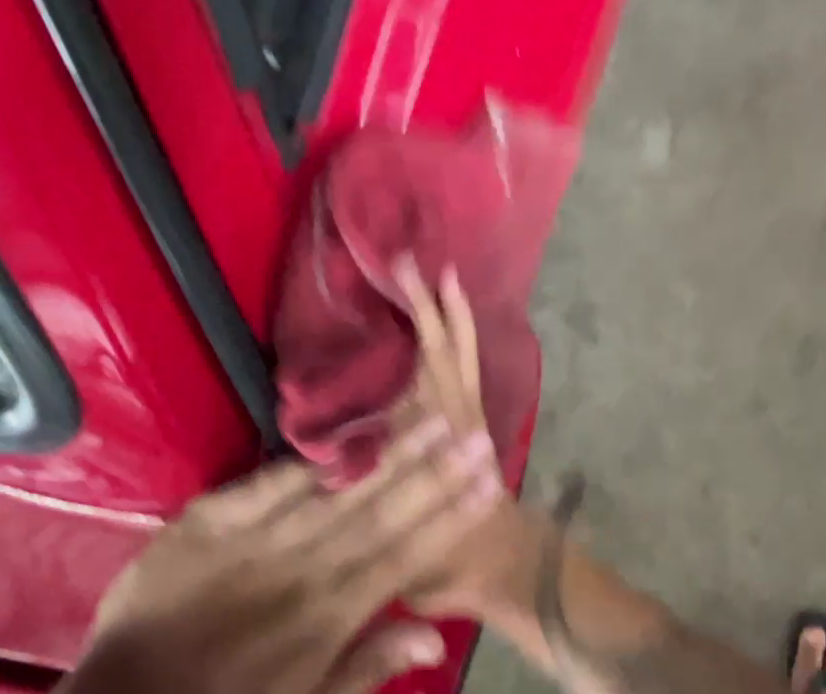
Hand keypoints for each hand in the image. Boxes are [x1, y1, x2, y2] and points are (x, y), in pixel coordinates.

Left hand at [63, 416, 500, 693]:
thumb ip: (367, 665)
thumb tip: (436, 638)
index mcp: (326, 616)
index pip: (403, 555)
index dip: (449, 516)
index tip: (489, 480)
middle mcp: (301, 570)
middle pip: (380, 513)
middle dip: (434, 473)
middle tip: (477, 433)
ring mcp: (255, 539)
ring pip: (337, 490)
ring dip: (390, 454)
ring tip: (432, 418)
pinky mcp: (210, 517)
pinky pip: (271, 481)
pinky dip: (312, 458)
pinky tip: (349, 429)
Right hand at [391, 259, 543, 618]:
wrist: (499, 563)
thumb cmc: (444, 551)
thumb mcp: (398, 530)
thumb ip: (367, 489)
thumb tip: (326, 452)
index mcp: (434, 430)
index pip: (426, 359)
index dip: (417, 316)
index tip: (397, 277)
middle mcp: (453, 411)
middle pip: (443, 346)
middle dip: (429, 302)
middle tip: (409, 261)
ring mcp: (468, 413)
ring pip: (462, 352)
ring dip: (452, 313)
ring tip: (443, 276)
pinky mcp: (474, 419)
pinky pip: (466, 365)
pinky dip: (459, 337)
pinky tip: (449, 322)